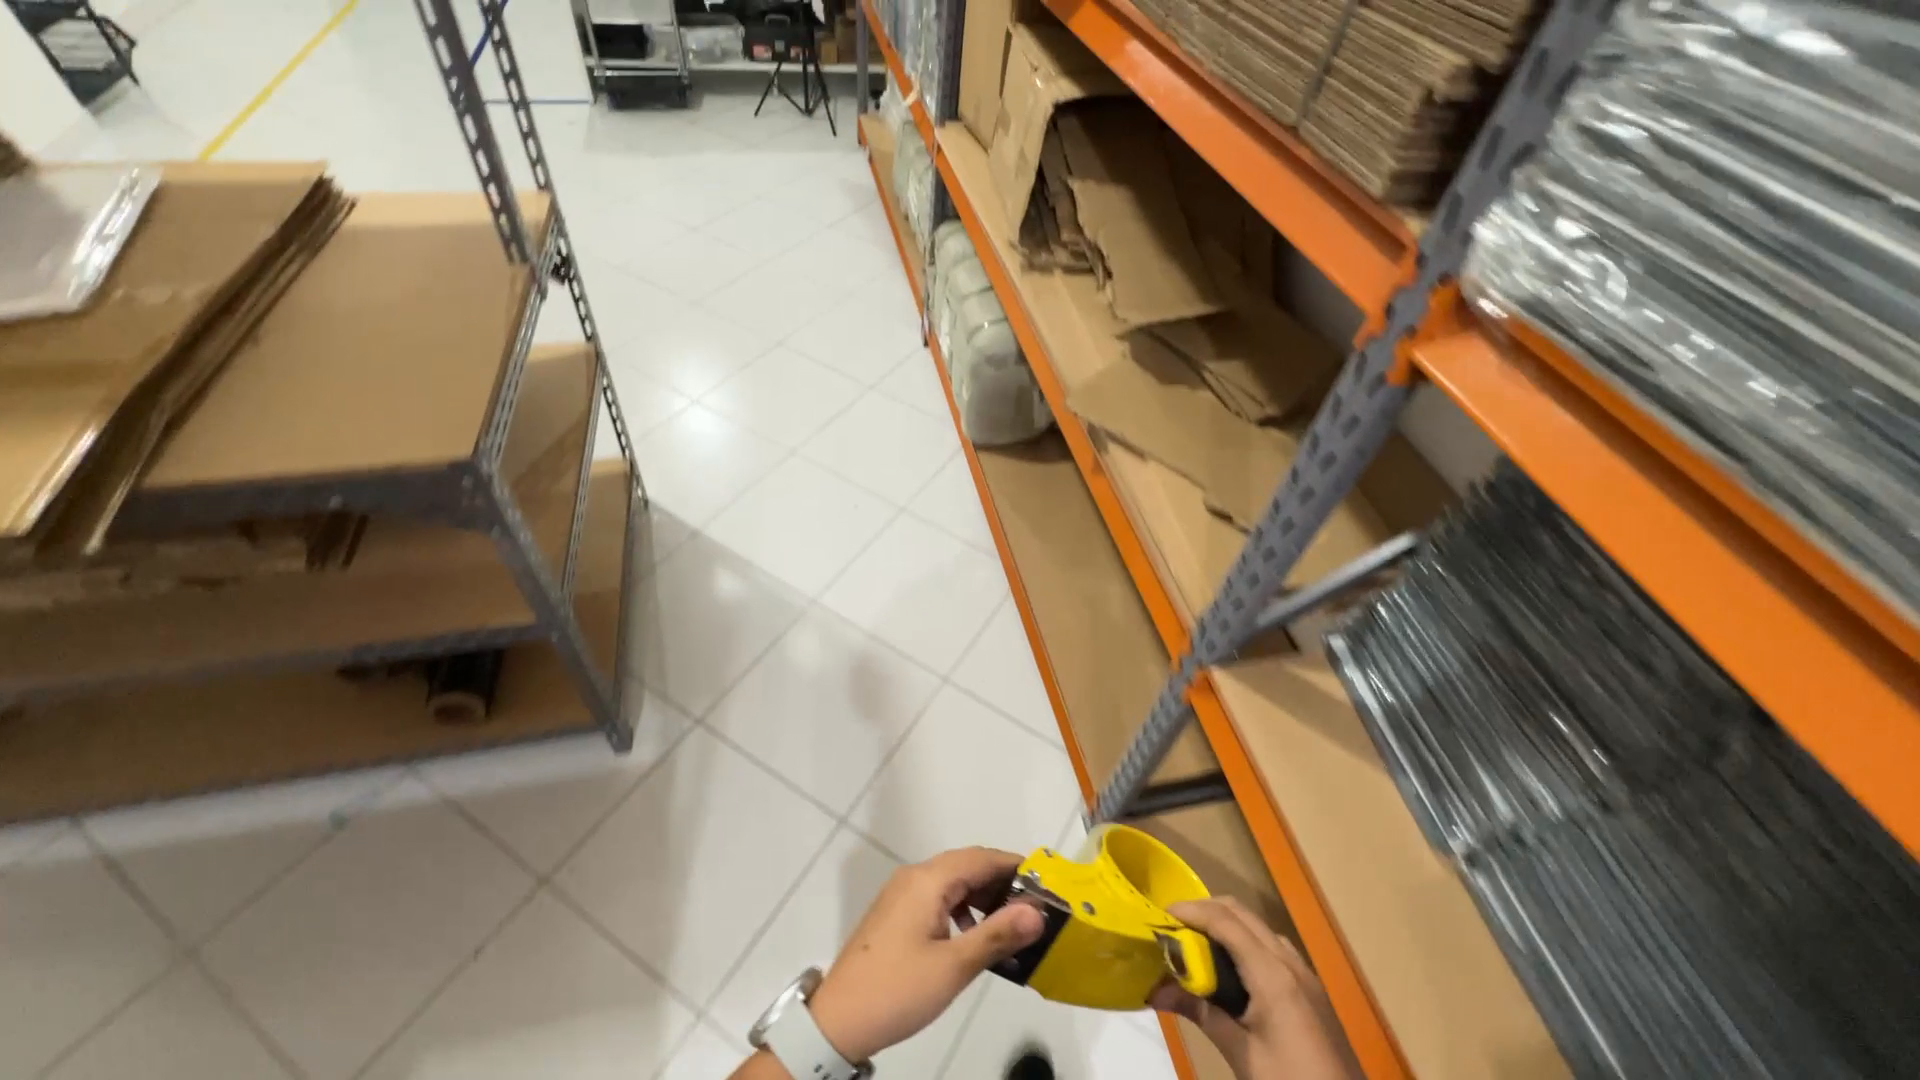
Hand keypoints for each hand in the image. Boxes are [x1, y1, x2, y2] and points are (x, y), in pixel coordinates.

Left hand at [807, 847, 1045, 1063]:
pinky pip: (937, 897)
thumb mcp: (954, 966)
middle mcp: (913, 877)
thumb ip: (997, 935)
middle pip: (967, 865)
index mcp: (928, 880)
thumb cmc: (899, 989)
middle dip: (1002, 882)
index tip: (1047, 885)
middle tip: (1034, 908)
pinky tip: (973, 936)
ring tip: (1010, 924)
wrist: (839, 1020)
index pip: (981, 858)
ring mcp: (901, 894)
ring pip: (952, 882)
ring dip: (982, 896)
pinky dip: (961, 908)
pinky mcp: (896, 914)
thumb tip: (1037, 912)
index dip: (1015, 866)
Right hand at [1149, 898, 1360, 1079]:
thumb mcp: (1241, 1054)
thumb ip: (1201, 1013)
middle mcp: (1289, 962)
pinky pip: (1272, 947)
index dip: (1191, 911)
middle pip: (1242, 914)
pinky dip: (1244, 942)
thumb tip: (1155, 991)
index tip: (1160, 915)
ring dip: (1225, 924)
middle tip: (1172, 927)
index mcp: (1272, 975)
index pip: (1225, 921)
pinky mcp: (1310, 988)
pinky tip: (1230, 969)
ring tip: (1195, 945)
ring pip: (1258, 928)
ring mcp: (1304, 973)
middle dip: (1205, 911)